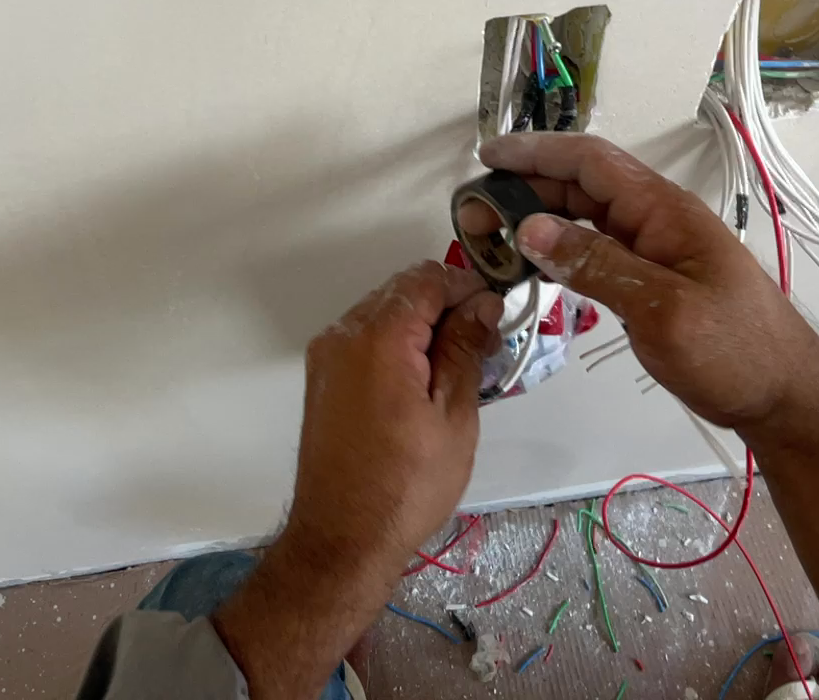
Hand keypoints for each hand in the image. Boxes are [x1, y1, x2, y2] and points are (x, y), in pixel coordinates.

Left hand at [282, 260, 501, 573]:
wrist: (341, 540)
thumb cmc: (407, 484)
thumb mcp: (452, 416)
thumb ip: (465, 348)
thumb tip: (483, 303)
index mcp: (378, 337)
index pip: (426, 279)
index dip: (466, 286)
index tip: (496, 311)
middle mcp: (344, 333)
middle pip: (401, 289)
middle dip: (445, 302)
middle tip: (483, 338)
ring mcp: (327, 354)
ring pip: (382, 310)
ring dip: (420, 321)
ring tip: (457, 359)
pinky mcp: (322, 375)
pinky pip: (363, 335)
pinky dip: (395, 339)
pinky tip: (422, 373)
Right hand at [469, 132, 818, 431]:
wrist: (785, 397)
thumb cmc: (733, 351)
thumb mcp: (662, 309)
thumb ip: (597, 264)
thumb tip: (529, 227)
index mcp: (662, 210)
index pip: (590, 161)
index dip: (536, 152)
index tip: (487, 157)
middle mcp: (654, 218)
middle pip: (580, 184)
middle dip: (524, 187)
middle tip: (473, 211)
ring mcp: (652, 247)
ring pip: (583, 215)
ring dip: (536, 216)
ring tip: (491, 233)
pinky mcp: (648, 277)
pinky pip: (593, 247)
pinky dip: (557, 247)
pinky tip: (533, 261)